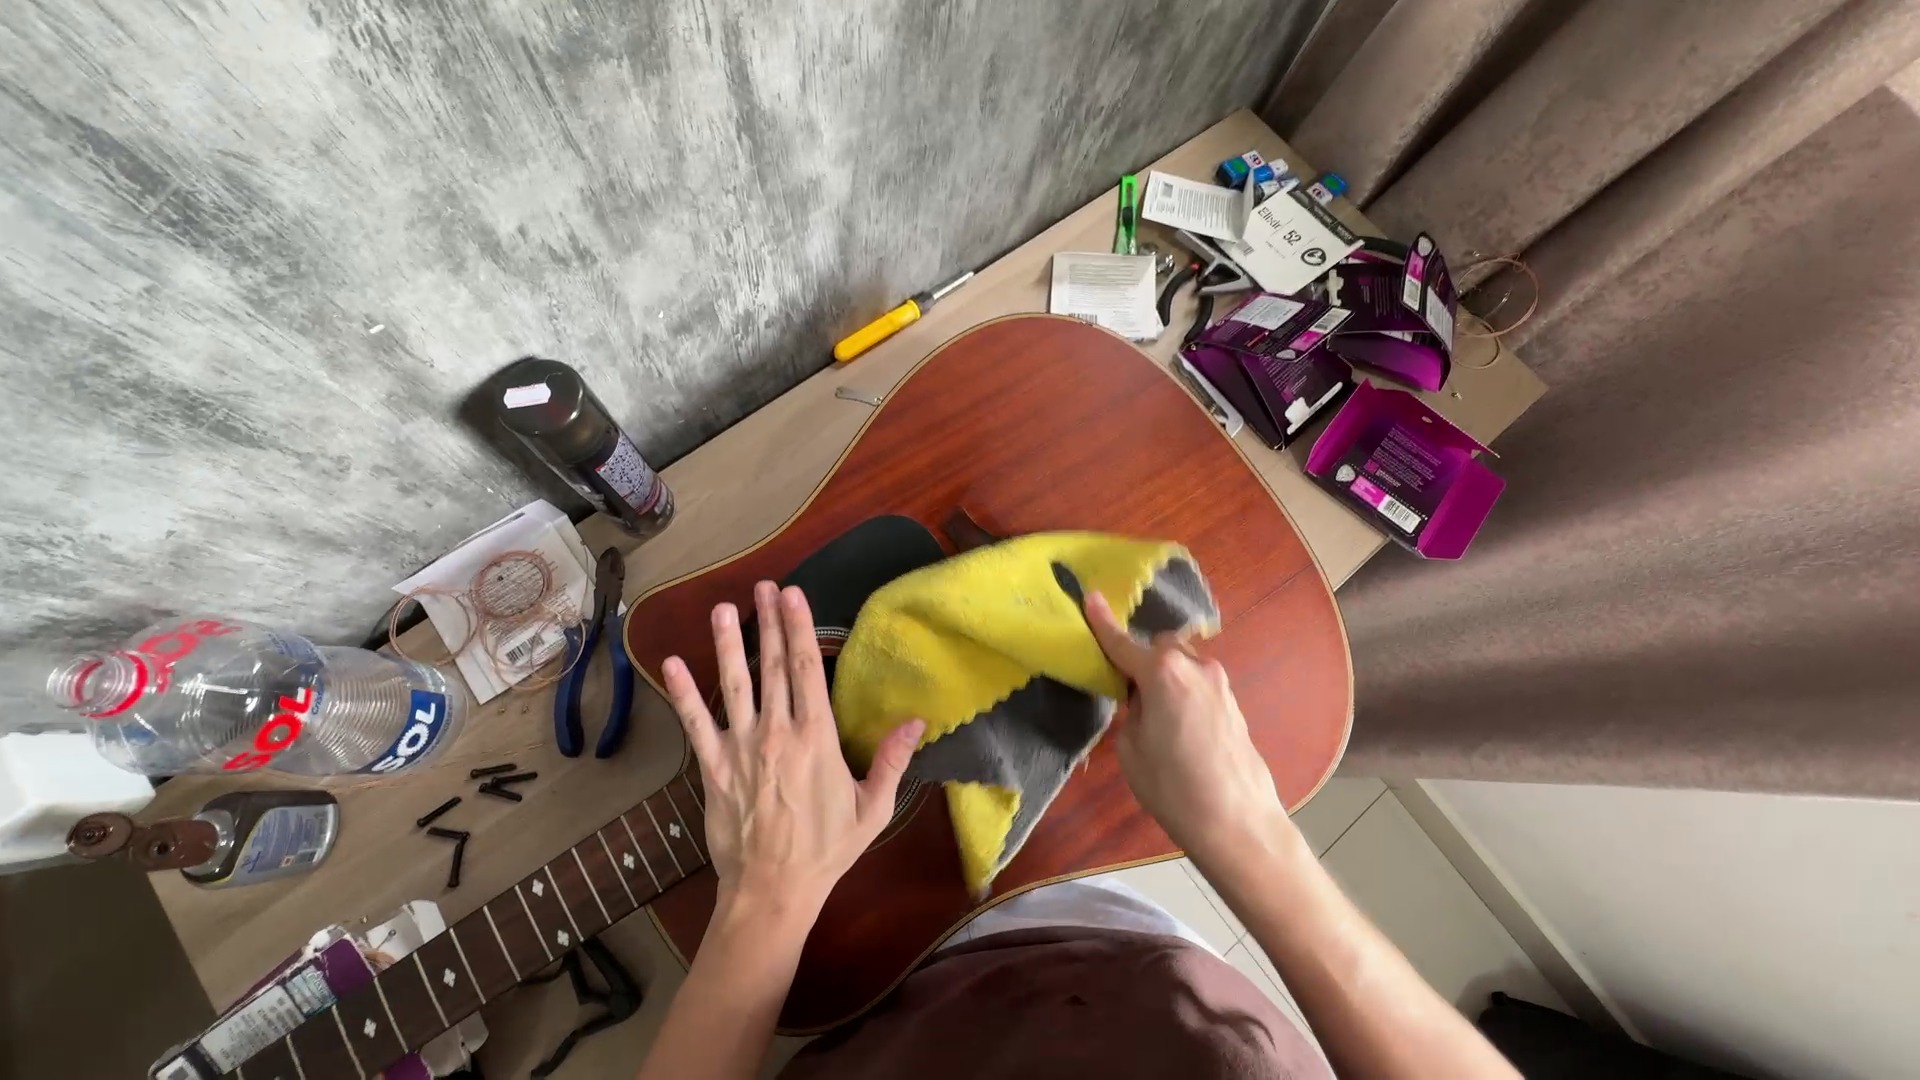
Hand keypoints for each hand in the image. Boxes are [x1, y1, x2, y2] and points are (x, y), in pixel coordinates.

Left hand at [661, 582, 923, 920]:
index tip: (793, 595)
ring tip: (724, 609)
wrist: (772, 890)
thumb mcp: (873, 808)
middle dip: (770, 623)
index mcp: (816, 737)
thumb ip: (892, 761)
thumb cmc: (827, 849)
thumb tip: (917, 720)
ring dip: (728, 644)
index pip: (808, 669)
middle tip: (764, 586)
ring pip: (734, 685)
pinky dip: (683, 694)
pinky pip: (696, 724)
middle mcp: (776, 732)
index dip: (800, 628)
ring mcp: (740, 747)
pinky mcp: (713, 767)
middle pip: (774, 666)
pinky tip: (671, 664)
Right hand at [1083, 590, 1287, 863]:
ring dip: (1166, 677)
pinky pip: (1198, 684)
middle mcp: (1195, 667)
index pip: (1123, 642)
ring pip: (1183, 664)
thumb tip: (1143, 700)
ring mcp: (1220, 684)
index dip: (1102, 622)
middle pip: (1160, 646)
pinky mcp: (1233, 703)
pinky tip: (1179, 728)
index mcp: (1163, 673)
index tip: (1089, 598)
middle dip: (1143, 659)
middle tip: (1129, 692)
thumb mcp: (1132, 748)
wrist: (1237, 823)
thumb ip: (1133, 711)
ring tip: (1156, 717)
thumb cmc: (1172, 787)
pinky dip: (1183, 692)